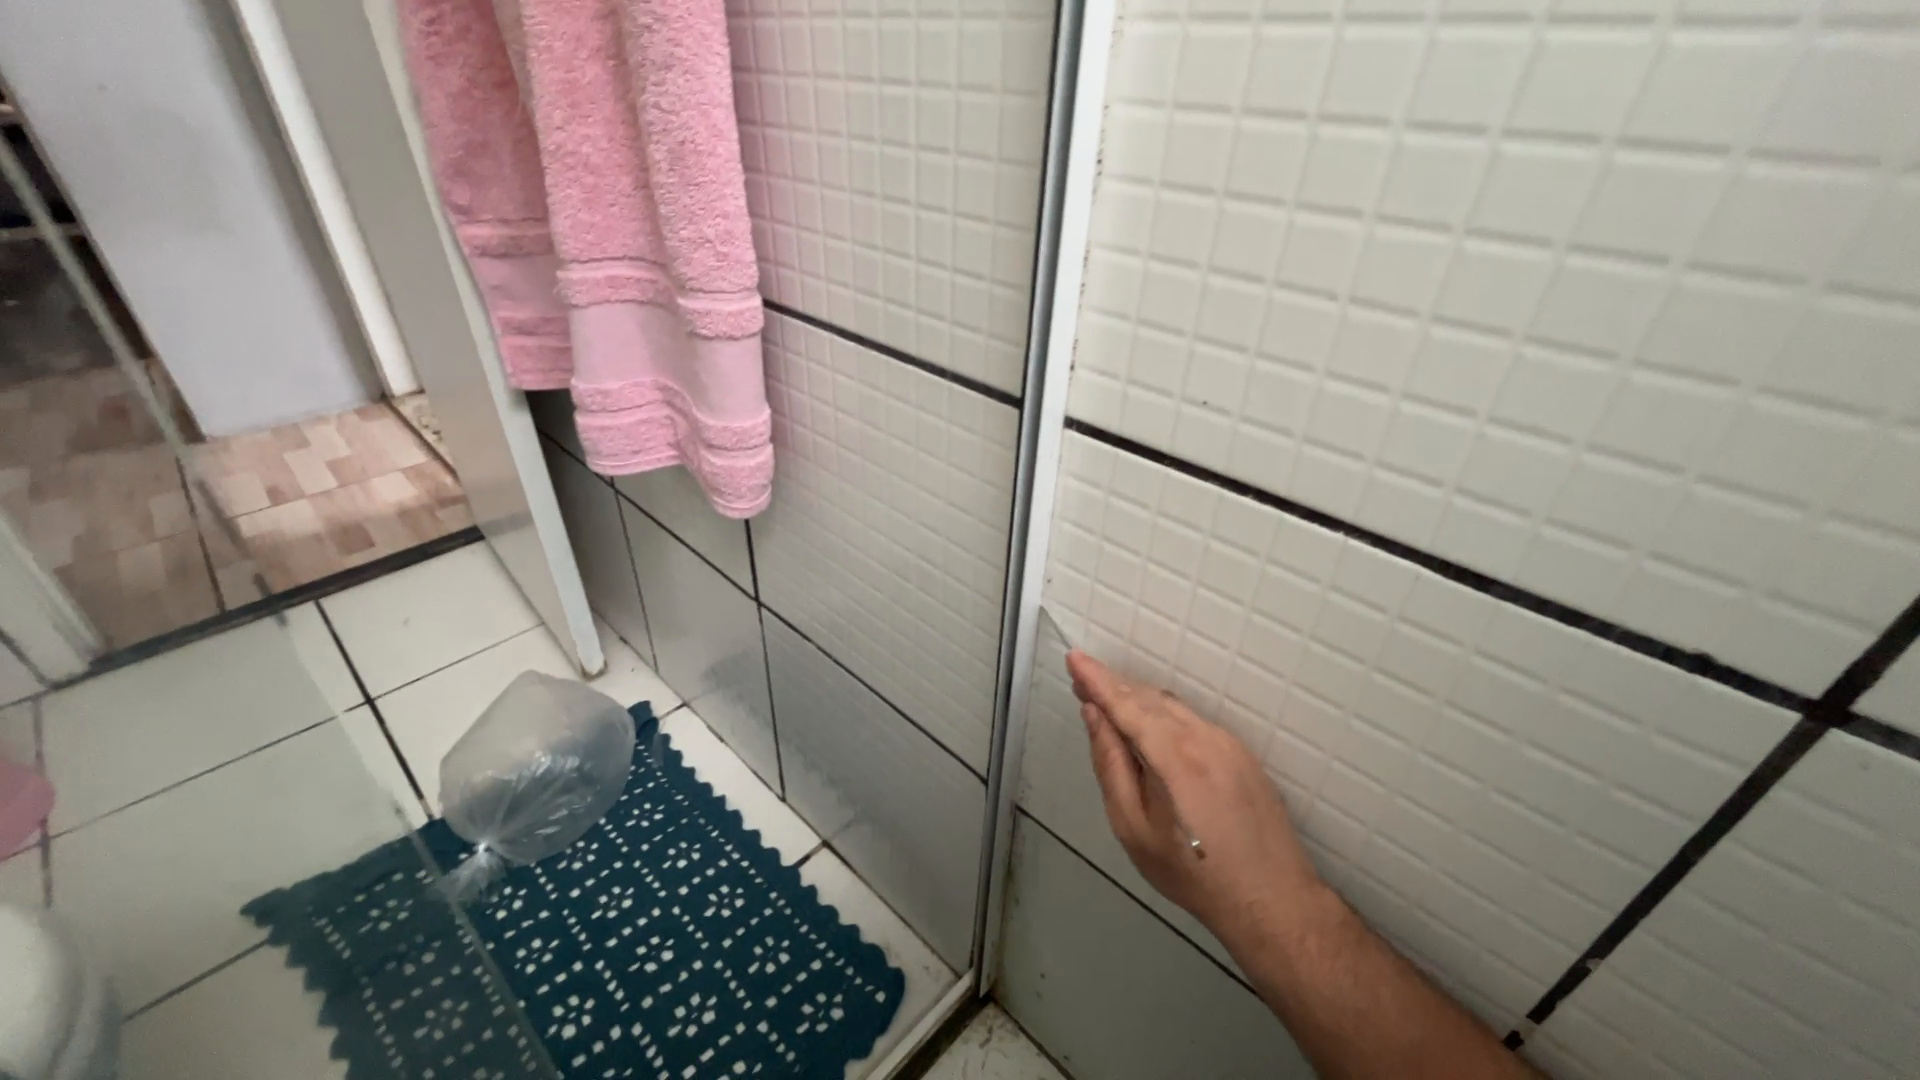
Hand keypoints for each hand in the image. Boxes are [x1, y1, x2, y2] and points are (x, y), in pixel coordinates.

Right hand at [1067, 650, 1325, 951]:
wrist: (1270, 898)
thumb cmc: (1191, 872)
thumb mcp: (1134, 827)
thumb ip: (1111, 766)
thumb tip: (1095, 716)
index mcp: (1173, 756)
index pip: (1126, 704)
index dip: (1097, 679)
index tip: (1074, 658)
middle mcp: (1203, 738)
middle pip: (1149, 699)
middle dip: (1112, 685)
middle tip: (1081, 679)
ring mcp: (1227, 743)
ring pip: (1173, 707)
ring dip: (1137, 698)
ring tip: (1107, 699)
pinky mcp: (1240, 754)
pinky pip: (1193, 720)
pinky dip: (1163, 713)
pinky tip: (1149, 723)